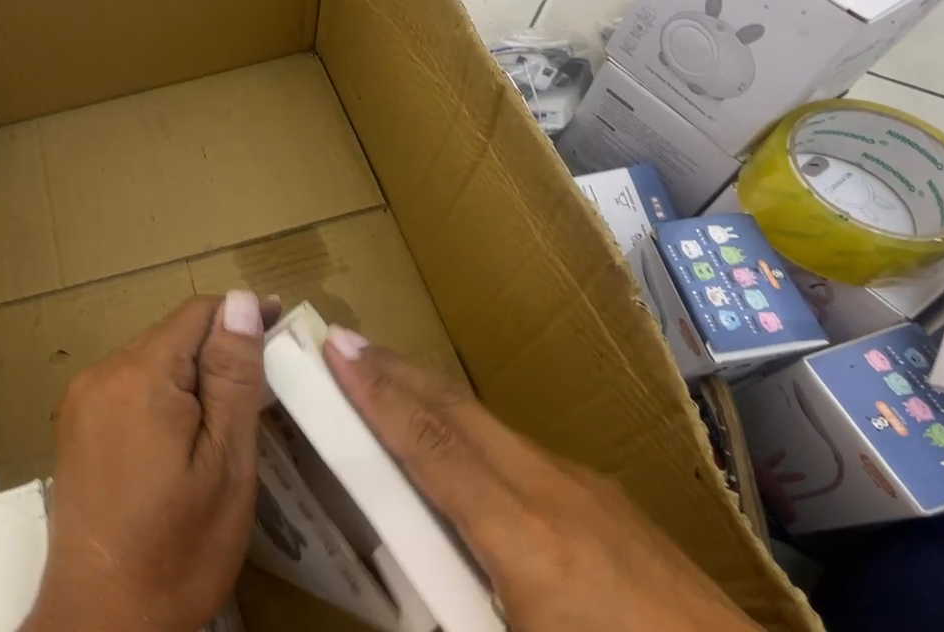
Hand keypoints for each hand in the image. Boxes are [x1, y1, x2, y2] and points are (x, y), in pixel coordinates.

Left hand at [23, 292, 271, 631]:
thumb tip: (241, 302)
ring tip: (229, 411)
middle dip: (218, 346)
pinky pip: (127, 386)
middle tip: (263, 382)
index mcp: (139, 375)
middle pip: (171, 333)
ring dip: (190, 371)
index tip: (281, 327)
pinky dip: (162, 394)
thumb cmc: (179, 549)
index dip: (242, 315)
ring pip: (150, 358)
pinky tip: (184, 432)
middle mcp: (101, 373)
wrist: (102, 620)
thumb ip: (233, 376)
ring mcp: (82, 401)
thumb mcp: (225, 463)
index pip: (197, 313)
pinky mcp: (75, 427)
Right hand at [322, 328, 760, 631]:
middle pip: (458, 409)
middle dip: (395, 369)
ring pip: (489, 422)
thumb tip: (397, 605)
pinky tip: (459, 444)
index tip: (336, 351)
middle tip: (343, 339)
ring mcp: (586, 489)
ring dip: (429, 394)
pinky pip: (519, 447)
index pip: (434, 444)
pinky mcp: (608, 498)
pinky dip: (469, 428)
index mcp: (526, 540)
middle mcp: (554, 494)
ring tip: (385, 378)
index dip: (378, 395)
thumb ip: (449, 612)